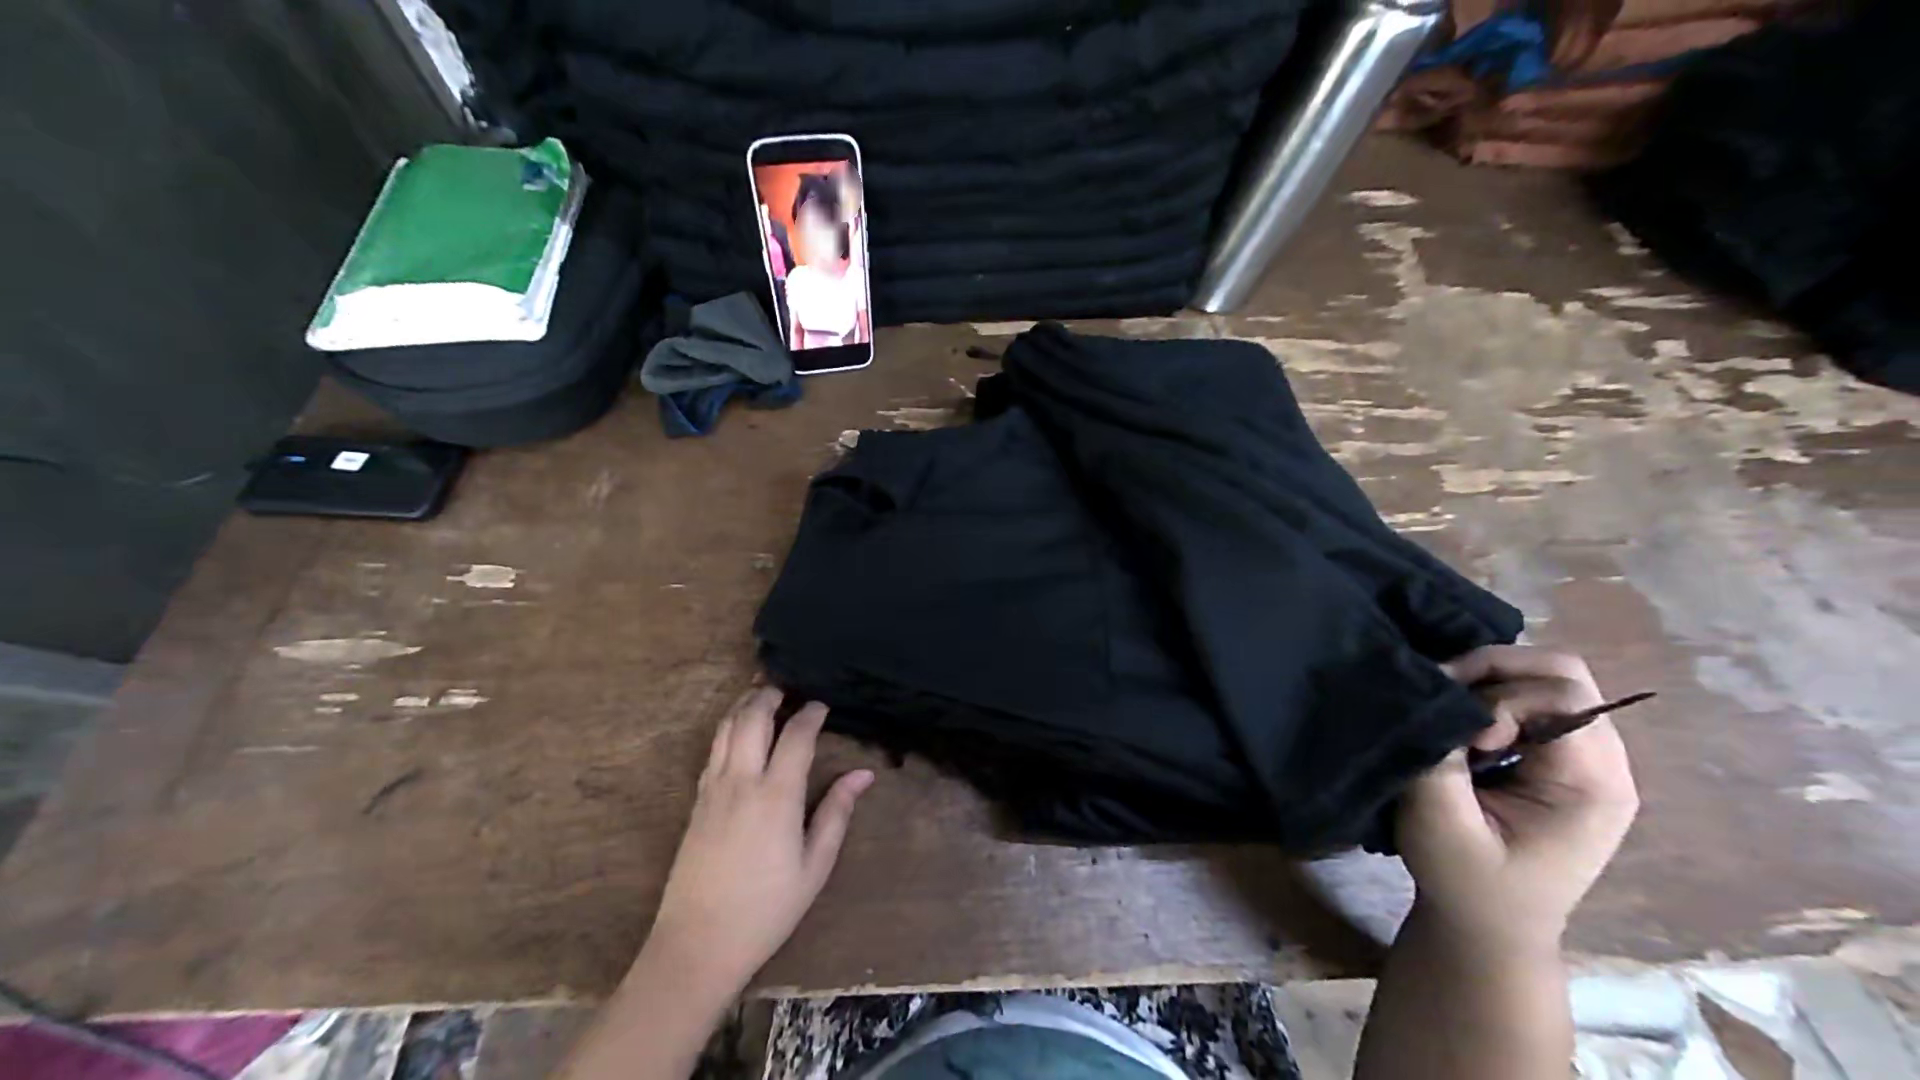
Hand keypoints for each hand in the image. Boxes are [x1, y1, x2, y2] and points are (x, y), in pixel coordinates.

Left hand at [640, 688, 873, 1000]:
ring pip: (725, 728)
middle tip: (787, 688)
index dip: (811, 714)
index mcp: (776, 795)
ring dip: (744, 706)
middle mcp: (741, 781)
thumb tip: (863, 775)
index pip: (796, 736)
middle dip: (769, 696)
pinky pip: (713, 750)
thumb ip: (837, 813)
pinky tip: (737, 733)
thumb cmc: (767, 909)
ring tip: (761, 696)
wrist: (697, 944)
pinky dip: (727, 729)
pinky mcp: (696, 802)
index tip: (822, 705)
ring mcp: (713, 789)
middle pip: (751, 718)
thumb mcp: (814, 866)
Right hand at [1397, 646, 1638, 950]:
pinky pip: (1531, 701)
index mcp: (1592, 784)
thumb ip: (1438, 754)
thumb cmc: (1466, 881)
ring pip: (1546, 680)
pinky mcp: (1558, 760)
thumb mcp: (1439, 820)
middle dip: (1494, 670)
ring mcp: (1584, 760)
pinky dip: (1488, 697)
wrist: (1487, 927)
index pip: (1563, 696)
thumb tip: (1433, 697)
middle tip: (1445, 698)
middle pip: (1563, 674)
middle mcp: (1603, 763)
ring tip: (1449, 715)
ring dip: (1488, 683)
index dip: (1502, 699)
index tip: (1465, 736)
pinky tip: (1461, 725)